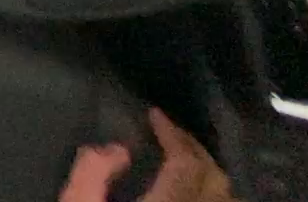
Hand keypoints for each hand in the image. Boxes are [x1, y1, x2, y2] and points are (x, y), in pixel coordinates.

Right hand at [59, 110, 234, 201]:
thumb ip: (92, 172)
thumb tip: (119, 150)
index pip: (186, 164)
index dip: (173, 134)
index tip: (154, 115)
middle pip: (216, 181)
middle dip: (195, 149)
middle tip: (169, 131)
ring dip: (209, 175)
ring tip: (183, 159)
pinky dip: (213, 199)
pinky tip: (193, 194)